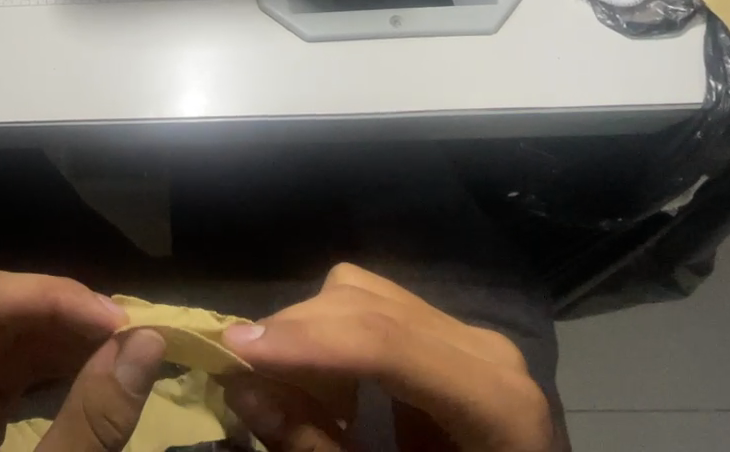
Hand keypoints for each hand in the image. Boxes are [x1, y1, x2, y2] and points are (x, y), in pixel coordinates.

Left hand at [0, 270, 167, 451]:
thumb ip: (91, 422)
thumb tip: (146, 343)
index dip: (56, 297)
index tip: (122, 321)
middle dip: (65, 314)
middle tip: (133, 333)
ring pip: (1, 336)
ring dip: (62, 336)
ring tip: (122, 348)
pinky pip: (1, 370)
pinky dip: (48, 366)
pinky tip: (91, 369)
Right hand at [216, 263, 555, 451]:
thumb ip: (315, 447)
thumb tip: (241, 388)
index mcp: (495, 402)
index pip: (384, 343)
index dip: (304, 341)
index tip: (234, 349)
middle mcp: (484, 349)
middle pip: (364, 307)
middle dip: (292, 333)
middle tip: (235, 370)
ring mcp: (467, 336)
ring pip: (359, 293)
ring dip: (307, 330)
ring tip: (282, 382)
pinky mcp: (447, 336)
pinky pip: (372, 306)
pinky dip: (331, 333)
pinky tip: (327, 384)